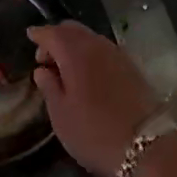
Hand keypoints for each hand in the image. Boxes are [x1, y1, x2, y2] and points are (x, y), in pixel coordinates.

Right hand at [28, 22, 159, 176]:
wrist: (147, 146)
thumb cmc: (94, 132)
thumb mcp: (61, 114)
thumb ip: (49, 87)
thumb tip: (42, 70)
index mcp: (76, 53)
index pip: (53, 33)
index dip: (39, 34)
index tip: (30, 36)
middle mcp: (98, 45)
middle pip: (73, 30)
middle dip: (57, 37)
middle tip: (46, 59)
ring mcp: (119, 55)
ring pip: (91, 39)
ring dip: (75, 46)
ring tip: (66, 70)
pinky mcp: (132, 67)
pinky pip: (104, 50)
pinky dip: (91, 54)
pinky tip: (87, 74)